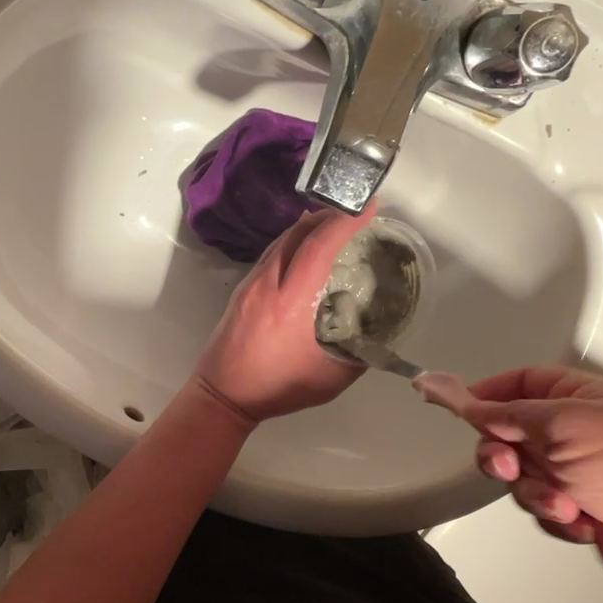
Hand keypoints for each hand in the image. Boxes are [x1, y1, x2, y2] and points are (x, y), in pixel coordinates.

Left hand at [192, 207, 374, 424]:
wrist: (222, 394)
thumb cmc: (277, 387)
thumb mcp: (328, 378)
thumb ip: (358, 356)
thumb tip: (380, 340)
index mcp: (291, 302)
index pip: (319, 246)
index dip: (345, 222)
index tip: (368, 207)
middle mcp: (268, 284)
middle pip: (297, 234)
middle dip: (328, 216)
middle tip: (354, 211)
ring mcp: (251, 285)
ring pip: (280, 241)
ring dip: (307, 227)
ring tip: (332, 224)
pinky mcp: (242, 291)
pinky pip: (270, 255)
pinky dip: (291, 242)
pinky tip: (303, 249)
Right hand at [452, 366, 602, 596]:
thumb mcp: (562, 425)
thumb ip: (505, 412)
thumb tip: (460, 398)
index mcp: (580, 396)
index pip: (519, 382)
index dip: (486, 394)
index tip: (456, 409)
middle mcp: (574, 428)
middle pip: (508, 431)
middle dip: (504, 454)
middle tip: (508, 466)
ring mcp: (575, 468)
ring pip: (518, 473)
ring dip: (535, 490)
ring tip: (564, 502)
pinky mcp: (576, 505)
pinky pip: (538, 503)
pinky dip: (555, 513)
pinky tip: (583, 519)